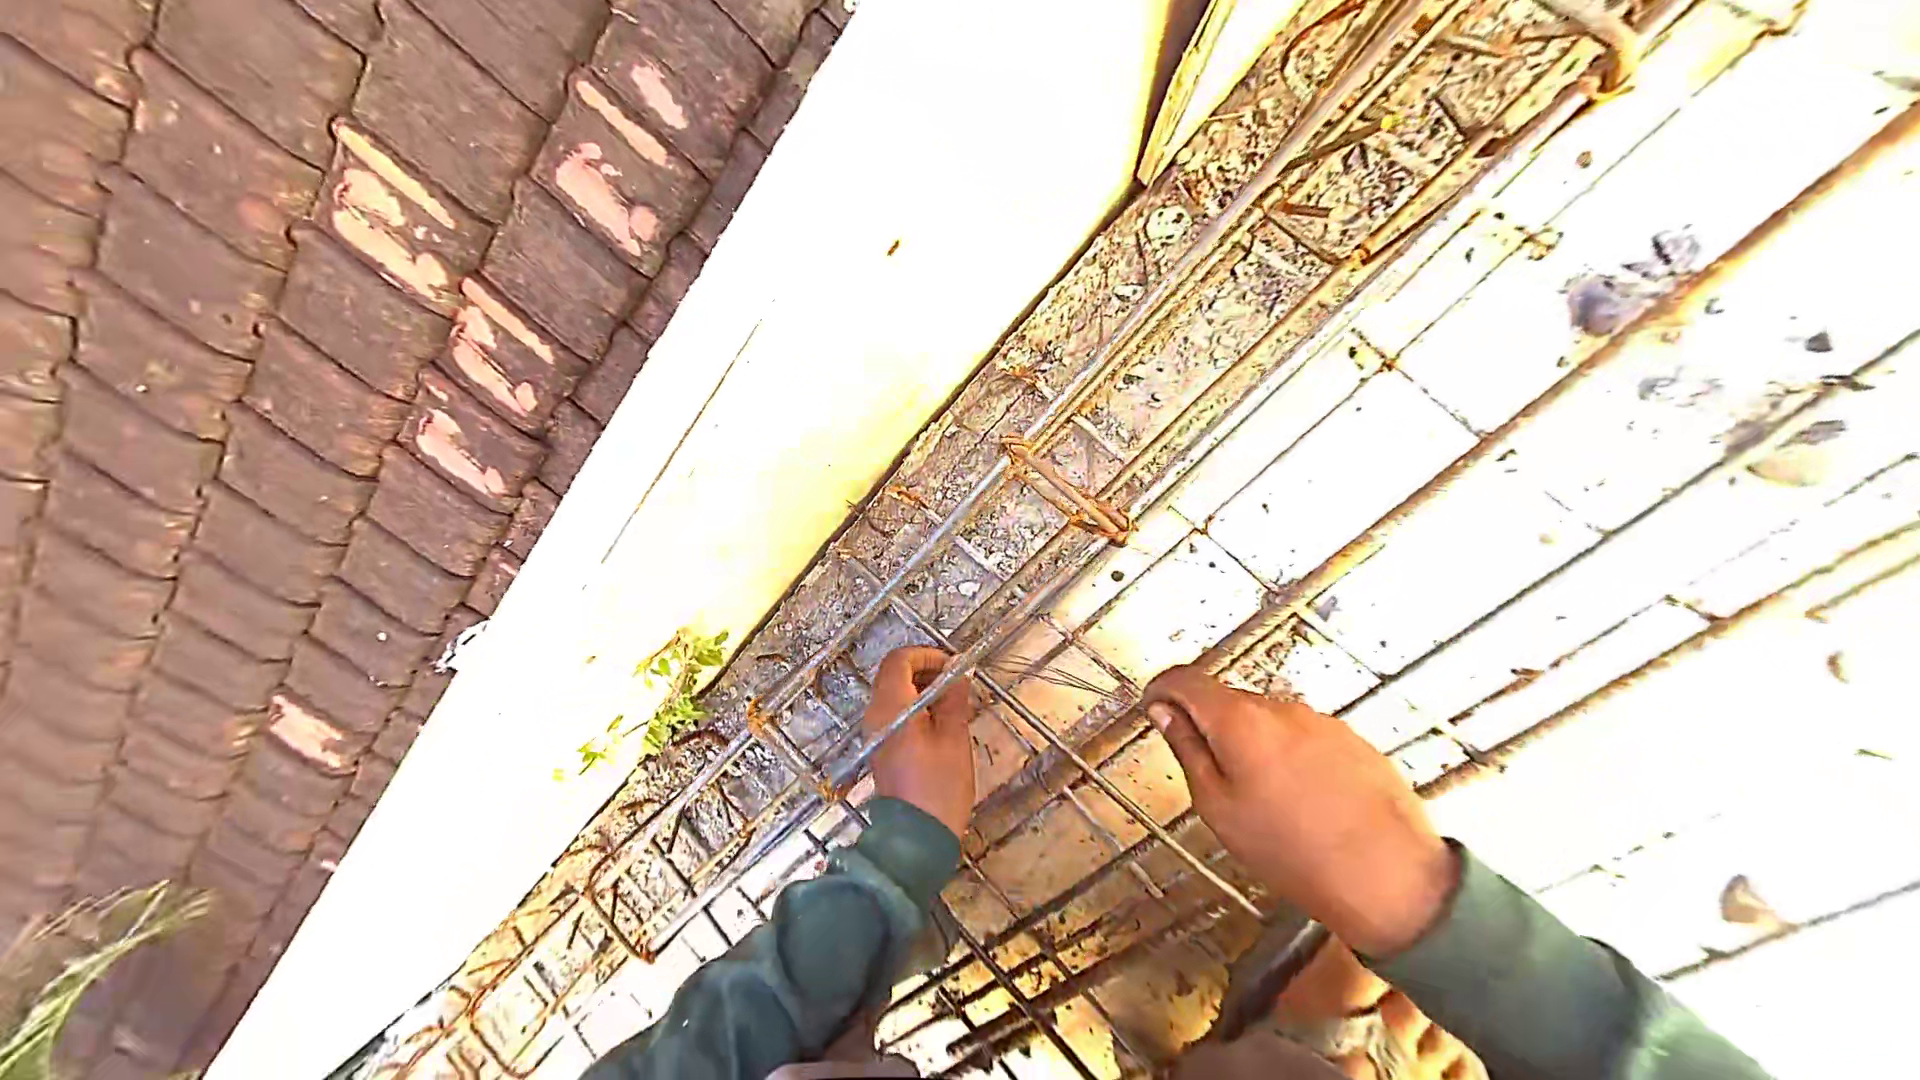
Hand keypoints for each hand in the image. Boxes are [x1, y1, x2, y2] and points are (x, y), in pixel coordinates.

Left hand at [865, 646, 976, 838]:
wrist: (916, 839)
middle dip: (924, 669)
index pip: (898, 660)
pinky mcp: (881, 747)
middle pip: (893, 674)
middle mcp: (875, 715)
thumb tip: (957, 673)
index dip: (926, 654)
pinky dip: (915, 706)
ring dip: (921, 688)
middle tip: (955, 680)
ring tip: (953, 700)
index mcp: (891, 708)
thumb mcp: (954, 737)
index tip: (952, 665)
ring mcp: (875, 732)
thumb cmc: (938, 786)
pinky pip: (894, 712)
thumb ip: (953, 699)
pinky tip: (940, 721)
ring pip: (894, 693)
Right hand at [1143, 665, 1456, 955]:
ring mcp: (1319, 720)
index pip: (1184, 679)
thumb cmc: (1297, 852)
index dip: (1161, 689)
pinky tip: (1300, 797)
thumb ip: (1186, 748)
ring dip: (1251, 741)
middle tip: (1209, 771)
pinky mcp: (1351, 738)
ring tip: (1263, 796)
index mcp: (1238, 720)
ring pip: (1265, 718)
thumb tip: (1164, 712)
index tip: (1154, 704)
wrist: (1394, 882)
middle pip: (1226, 698)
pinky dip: (1288, 753)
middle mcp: (1279, 708)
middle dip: (1208, 724)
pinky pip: (1302, 733)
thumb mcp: (1217, 806)